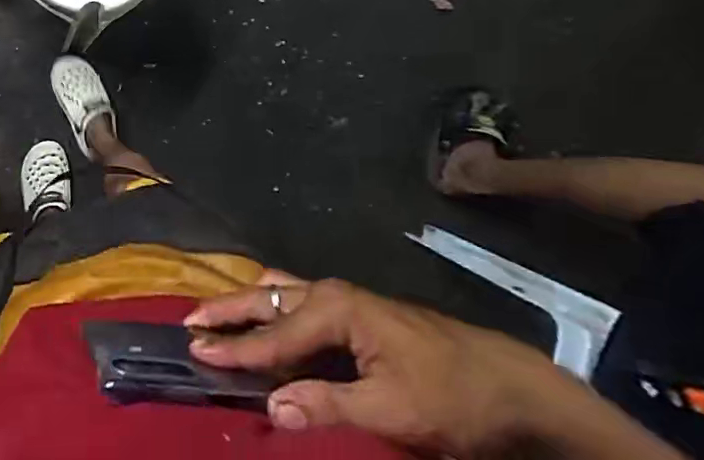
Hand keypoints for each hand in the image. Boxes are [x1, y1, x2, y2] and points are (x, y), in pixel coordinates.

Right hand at [185, 279, 608, 456]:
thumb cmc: (453, 396)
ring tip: (217, 312)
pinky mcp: (353, 311)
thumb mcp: (395, 411)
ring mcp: (342, 298)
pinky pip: (297, 300)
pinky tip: (267, 313)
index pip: (272, 335)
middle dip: (227, 310)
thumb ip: (329, 405)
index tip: (195, 350)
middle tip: (190, 320)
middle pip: (266, 300)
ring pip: (280, 293)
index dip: (233, 347)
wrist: (514, 383)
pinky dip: (271, 306)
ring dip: (247, 303)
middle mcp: (329, 293)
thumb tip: (272, 408)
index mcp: (334, 309)